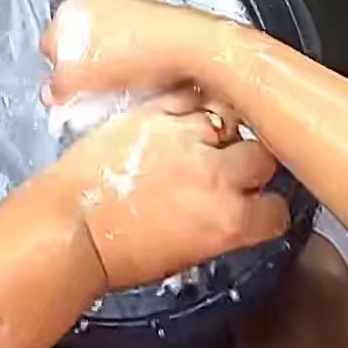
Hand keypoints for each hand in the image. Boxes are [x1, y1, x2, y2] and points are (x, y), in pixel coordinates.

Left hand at [28, 93, 288, 290]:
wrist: (72, 227)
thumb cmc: (118, 252)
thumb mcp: (186, 254)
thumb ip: (219, 225)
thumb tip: (232, 210)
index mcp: (227, 220)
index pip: (275, 208)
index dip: (268, 205)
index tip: (258, 202)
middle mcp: (215, 173)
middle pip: (261, 154)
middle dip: (252, 160)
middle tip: (234, 165)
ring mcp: (188, 134)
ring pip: (232, 116)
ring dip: (226, 127)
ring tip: (210, 134)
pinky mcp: (159, 109)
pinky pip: (193, 93)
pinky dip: (195, 100)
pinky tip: (190, 109)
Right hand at [41, 0, 246, 101]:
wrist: (189, 46)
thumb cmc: (141, 53)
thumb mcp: (87, 77)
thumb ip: (59, 85)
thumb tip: (50, 93)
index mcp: (79, 1)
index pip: (50, 39)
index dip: (56, 69)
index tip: (64, 89)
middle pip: (72, 38)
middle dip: (75, 63)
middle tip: (85, 87)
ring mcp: (122, 4)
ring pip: (95, 40)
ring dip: (97, 61)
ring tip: (108, 84)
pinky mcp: (143, 16)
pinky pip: (118, 39)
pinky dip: (117, 55)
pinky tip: (127, 75)